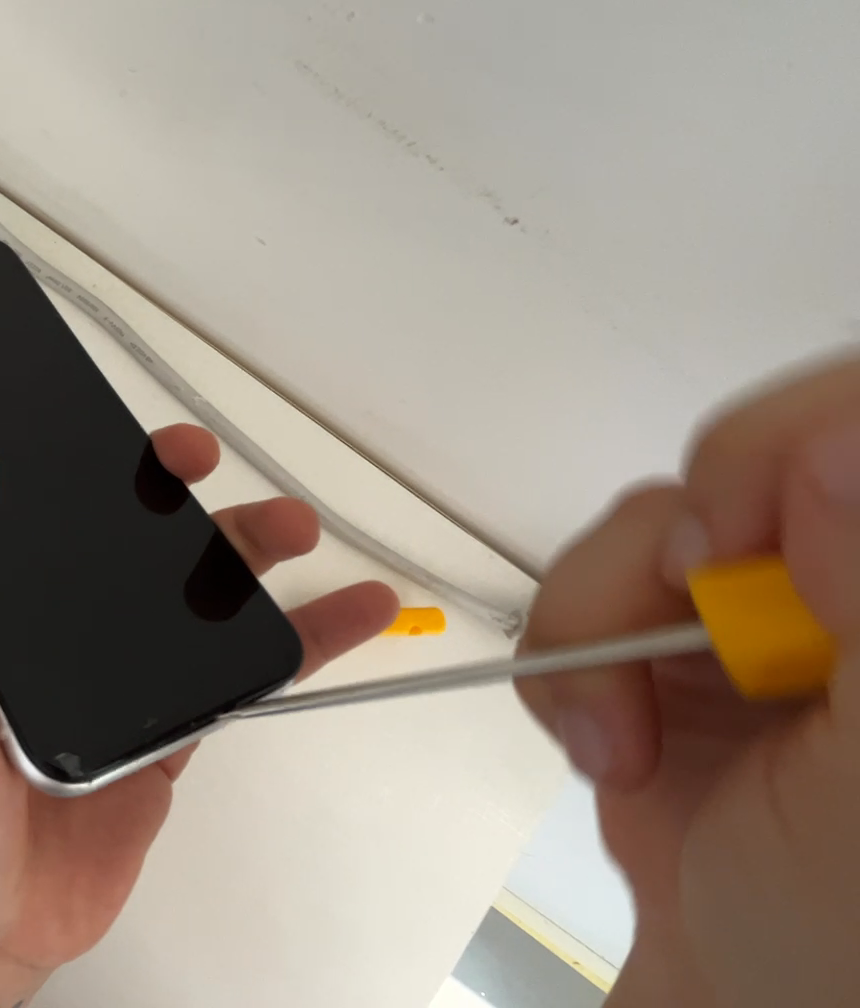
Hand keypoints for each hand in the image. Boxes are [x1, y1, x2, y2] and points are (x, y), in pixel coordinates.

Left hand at [0, 424, 397, 1006]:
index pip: (27, 504)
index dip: (68, 456)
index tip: (109, 426)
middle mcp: (48, 624)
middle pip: (116, 537)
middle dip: (168, 490)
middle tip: (200, 460)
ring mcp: (109, 675)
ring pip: (186, 593)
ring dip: (242, 551)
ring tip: (290, 526)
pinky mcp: (161, 729)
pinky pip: (232, 671)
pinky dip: (293, 641)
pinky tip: (341, 615)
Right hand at [516, 354, 859, 1005]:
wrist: (743, 984)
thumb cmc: (848, 924)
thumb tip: (839, 439)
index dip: (798, 447)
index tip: (735, 546)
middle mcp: (851, 579)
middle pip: (751, 457)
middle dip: (674, 552)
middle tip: (690, 636)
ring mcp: (768, 606)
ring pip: (642, 526)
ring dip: (592, 627)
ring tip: (618, 735)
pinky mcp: (670, 633)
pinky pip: (581, 586)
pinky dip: (560, 655)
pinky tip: (601, 730)